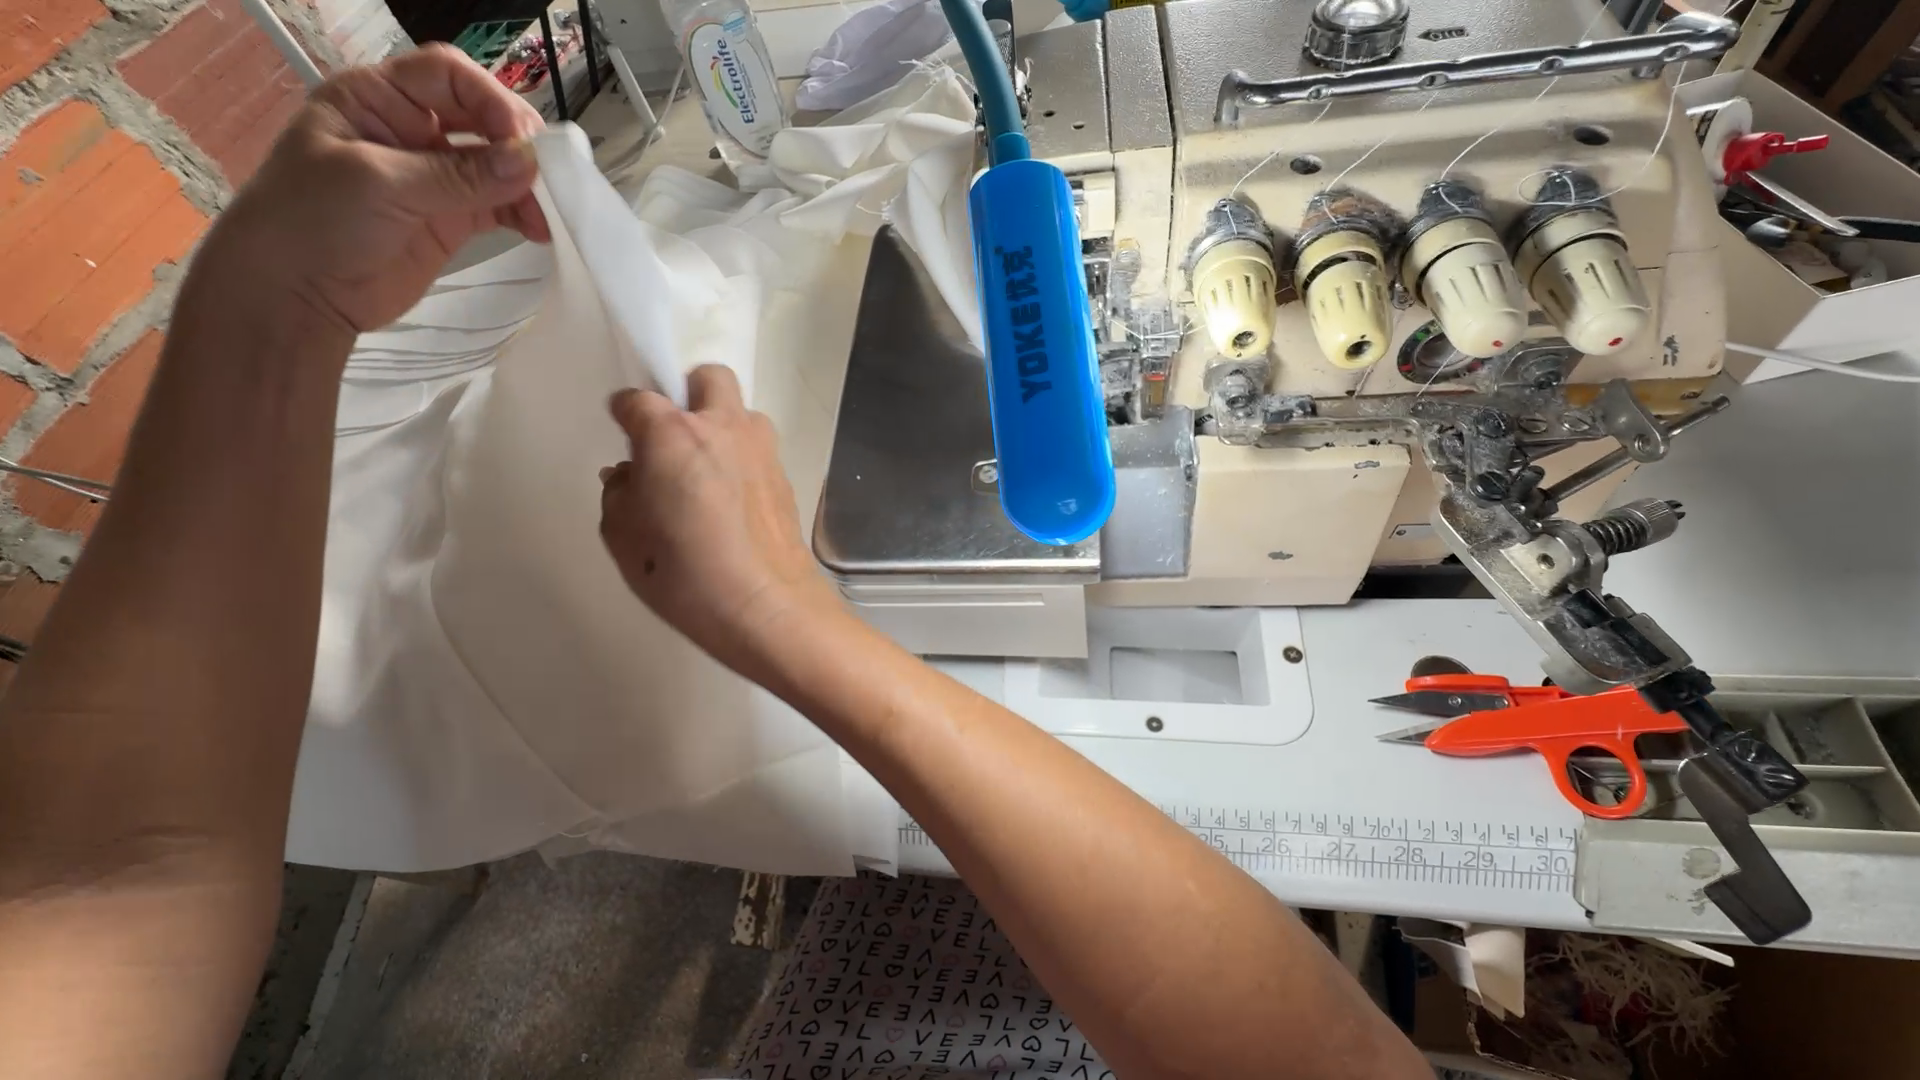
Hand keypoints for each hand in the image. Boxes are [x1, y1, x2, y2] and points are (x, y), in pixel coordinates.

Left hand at [196, 44, 549, 337]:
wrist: (297, 293)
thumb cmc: (314, 220)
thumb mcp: (380, 184)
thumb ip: (458, 175)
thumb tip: (529, 164)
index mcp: (379, 98)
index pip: (449, 76)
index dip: (491, 100)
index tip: (521, 143)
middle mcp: (413, 128)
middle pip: (484, 117)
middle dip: (520, 145)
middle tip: (548, 179)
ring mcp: (437, 176)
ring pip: (500, 165)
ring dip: (530, 185)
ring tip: (548, 214)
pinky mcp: (455, 218)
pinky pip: (502, 205)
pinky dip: (526, 214)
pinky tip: (541, 229)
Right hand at [599, 367, 840, 680]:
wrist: (767, 608)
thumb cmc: (684, 575)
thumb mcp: (623, 538)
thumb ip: (619, 494)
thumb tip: (630, 476)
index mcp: (673, 435)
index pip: (638, 399)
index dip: (626, 416)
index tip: (624, 435)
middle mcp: (723, 428)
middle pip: (708, 379)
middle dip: (687, 394)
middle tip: (673, 437)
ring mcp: (762, 451)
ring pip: (742, 413)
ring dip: (722, 428)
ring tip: (706, 474)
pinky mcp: (785, 478)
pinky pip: (758, 451)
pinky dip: (742, 461)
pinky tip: (731, 505)